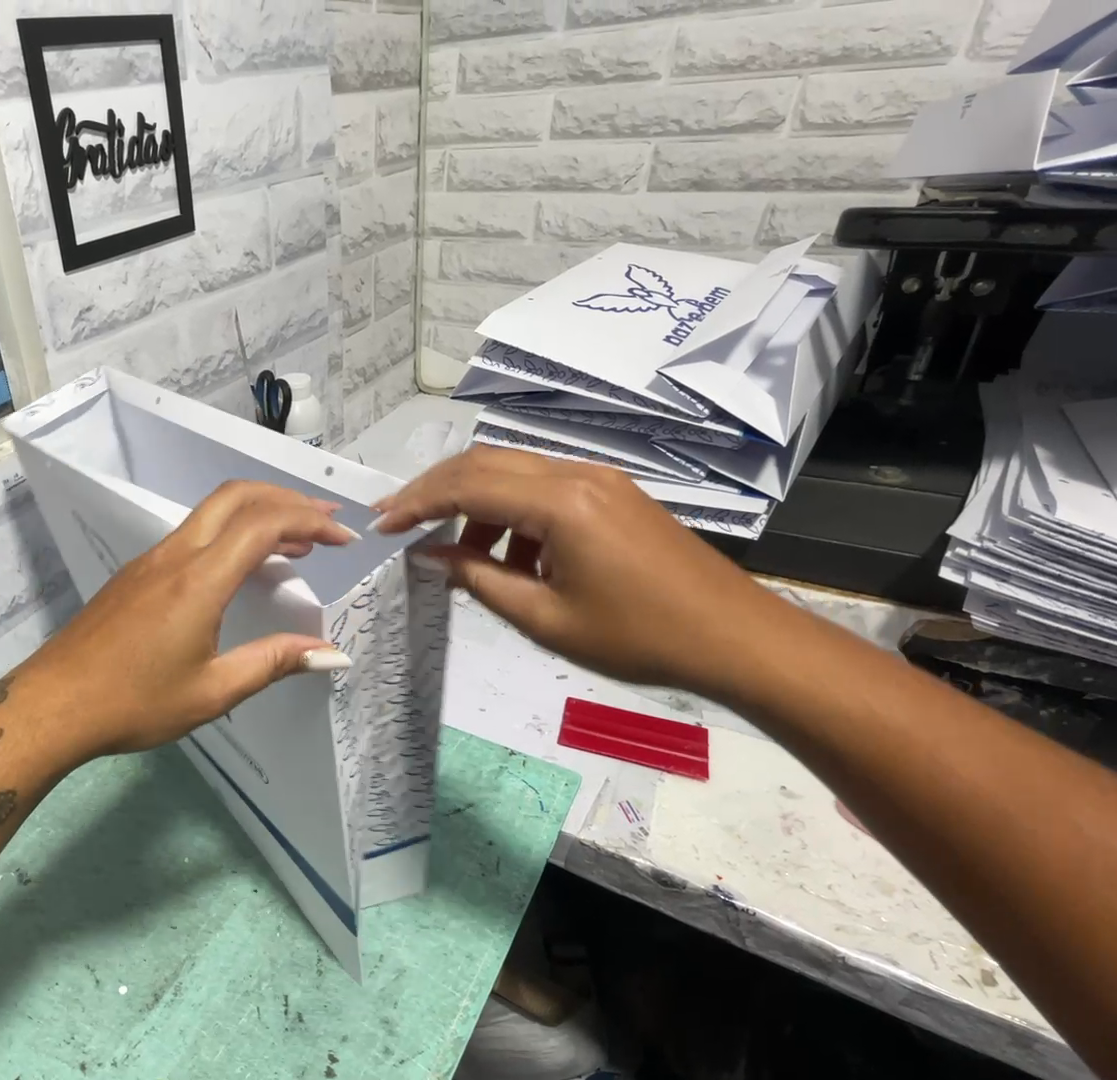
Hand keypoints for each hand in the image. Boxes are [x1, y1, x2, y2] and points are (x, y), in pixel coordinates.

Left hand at [13, 481, 355, 760]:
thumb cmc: (135, 702)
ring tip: (296, 545)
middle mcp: (175, 556)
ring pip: (211, 513)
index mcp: (199, 580)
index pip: (264, 524)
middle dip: (286, 499)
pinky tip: (242, 568)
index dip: (310, 522)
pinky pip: (192, 535)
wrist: (54, 703)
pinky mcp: (135, 574)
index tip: (344, 539)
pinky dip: (230, 534)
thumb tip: (332, 654)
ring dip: (257, 515)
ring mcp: (150, 561)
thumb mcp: (213, 691)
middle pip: (235, 497)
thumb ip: (274, 663)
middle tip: (326, 521)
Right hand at [371, 446, 784, 693]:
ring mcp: (599, 479)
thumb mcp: (545, 619)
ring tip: (460, 556)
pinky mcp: (612, 493)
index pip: (466, 486)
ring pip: (511, 471)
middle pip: (483, 463)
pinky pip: (543, 487)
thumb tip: (429, 556)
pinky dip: (510, 512)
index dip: (416, 504)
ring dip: (473, 503)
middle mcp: (576, 475)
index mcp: (559, 503)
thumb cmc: (639, 638)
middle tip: (398, 522)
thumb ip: (479, 579)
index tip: (381, 526)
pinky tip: (512, 556)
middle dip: (434, 490)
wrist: (739, 639)